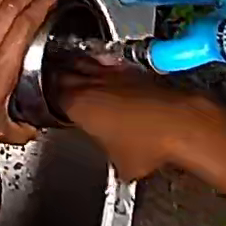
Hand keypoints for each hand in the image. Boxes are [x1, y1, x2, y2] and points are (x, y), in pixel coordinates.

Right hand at [54, 59, 225, 180]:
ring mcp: (108, 71)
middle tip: (52, 83)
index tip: (47, 101)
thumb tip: (116, 161)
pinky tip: (103, 70)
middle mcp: (88, 82)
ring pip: (82, 61)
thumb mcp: (121, 164)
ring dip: (75, 66)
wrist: (179, 122)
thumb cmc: (147, 144)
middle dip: (56, 77)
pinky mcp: (128, 67)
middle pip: (62, 72)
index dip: (47, 97)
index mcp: (76, 104)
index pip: (50, 94)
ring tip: (72, 71)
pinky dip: (100, 64)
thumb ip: (109, 156)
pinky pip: (105, 61)